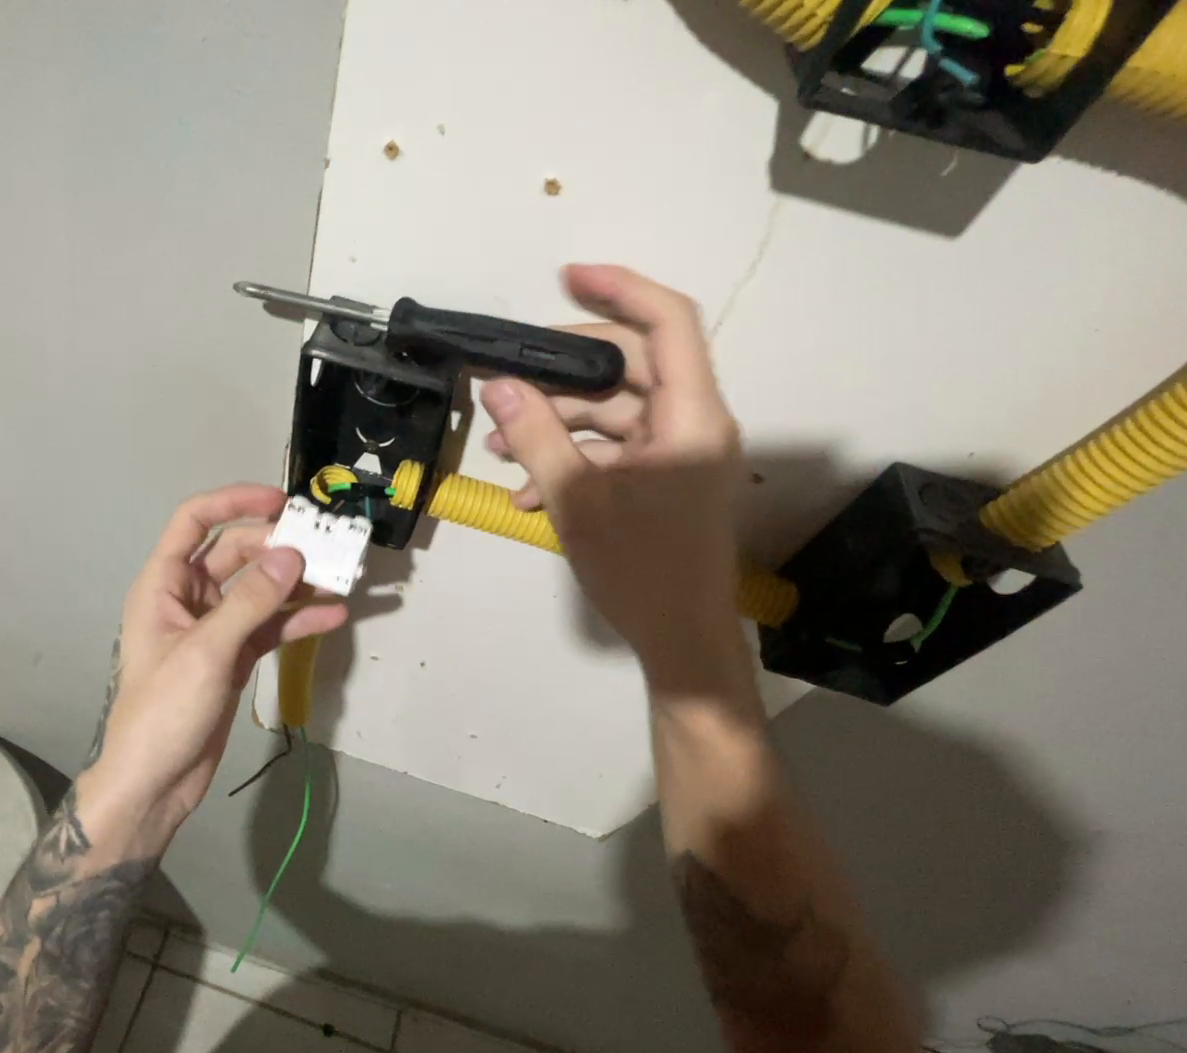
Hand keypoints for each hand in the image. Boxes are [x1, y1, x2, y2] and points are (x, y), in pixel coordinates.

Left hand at [78, 484, 347, 852]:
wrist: (155, 782)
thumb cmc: (164, 711)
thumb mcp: (207, 652)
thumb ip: (251, 602)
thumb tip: (293, 556)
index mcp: (164, 584)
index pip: (194, 521)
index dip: (234, 501)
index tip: (280, 501)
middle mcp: (189, 597)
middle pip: (236, 552)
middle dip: (277, 547)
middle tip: (322, 546)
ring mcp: (215, 627)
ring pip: (259, 589)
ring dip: (296, 584)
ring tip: (339, 578)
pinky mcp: (235, 655)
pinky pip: (270, 626)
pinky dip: (298, 620)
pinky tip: (333, 616)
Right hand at [482, 264, 749, 695]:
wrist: (680, 639)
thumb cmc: (639, 570)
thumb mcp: (576, 501)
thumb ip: (535, 437)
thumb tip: (496, 386)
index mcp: (689, 417)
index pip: (668, 323)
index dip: (620, 289)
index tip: (566, 278)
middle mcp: (691, 423)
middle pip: (628, 366)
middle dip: (561, 374)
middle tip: (506, 382)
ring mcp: (676, 453)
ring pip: (612, 411)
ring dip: (555, 423)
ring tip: (498, 446)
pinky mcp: (661, 479)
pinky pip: (613, 449)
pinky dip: (571, 458)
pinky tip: (524, 489)